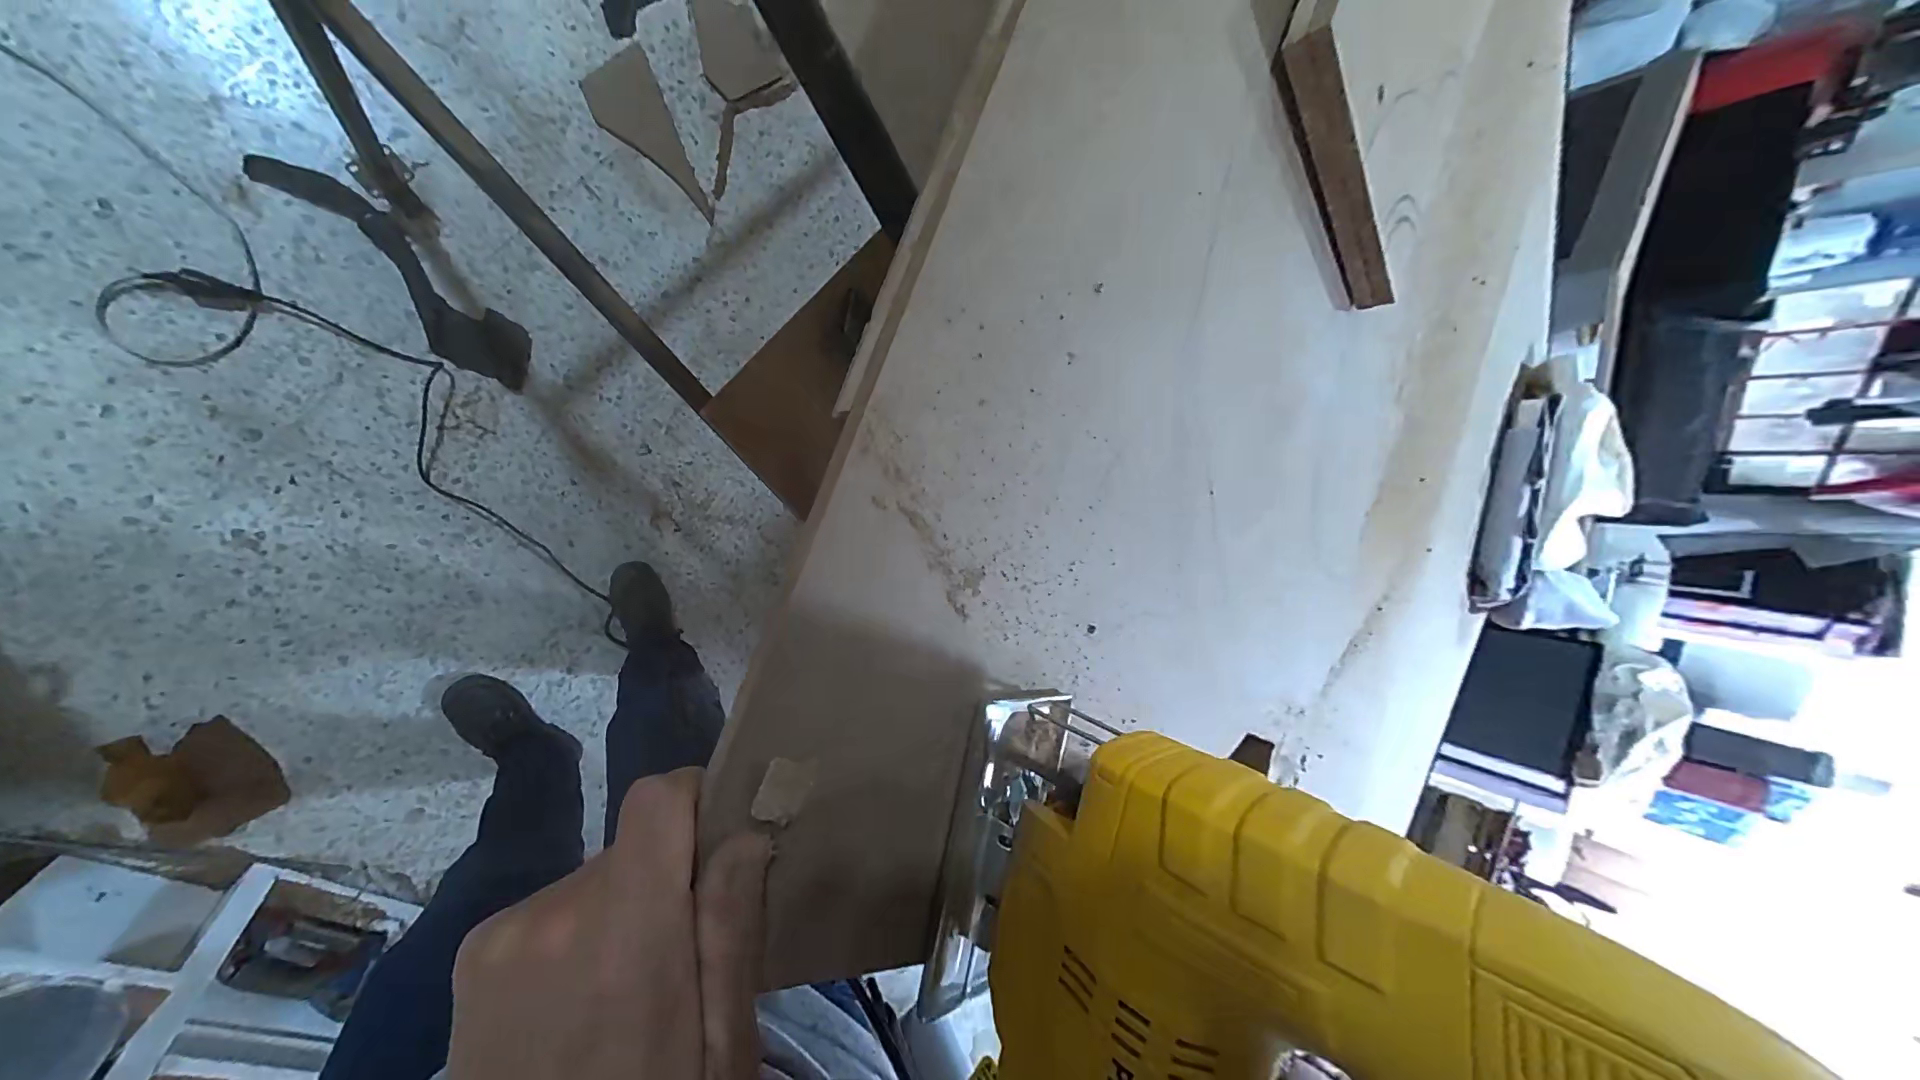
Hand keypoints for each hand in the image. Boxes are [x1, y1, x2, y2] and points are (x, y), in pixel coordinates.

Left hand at [446, 767, 772, 1079]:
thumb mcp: (721, 1046)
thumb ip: (732, 929)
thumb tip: (745, 835)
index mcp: (623, 932)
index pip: (656, 798)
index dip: (695, 800)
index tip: (721, 843)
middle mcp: (553, 914)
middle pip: (634, 844)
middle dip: (669, 875)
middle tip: (685, 951)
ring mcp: (501, 935)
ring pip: (599, 876)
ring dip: (625, 907)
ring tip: (628, 989)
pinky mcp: (472, 956)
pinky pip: (556, 906)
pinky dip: (581, 930)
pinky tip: (578, 1001)